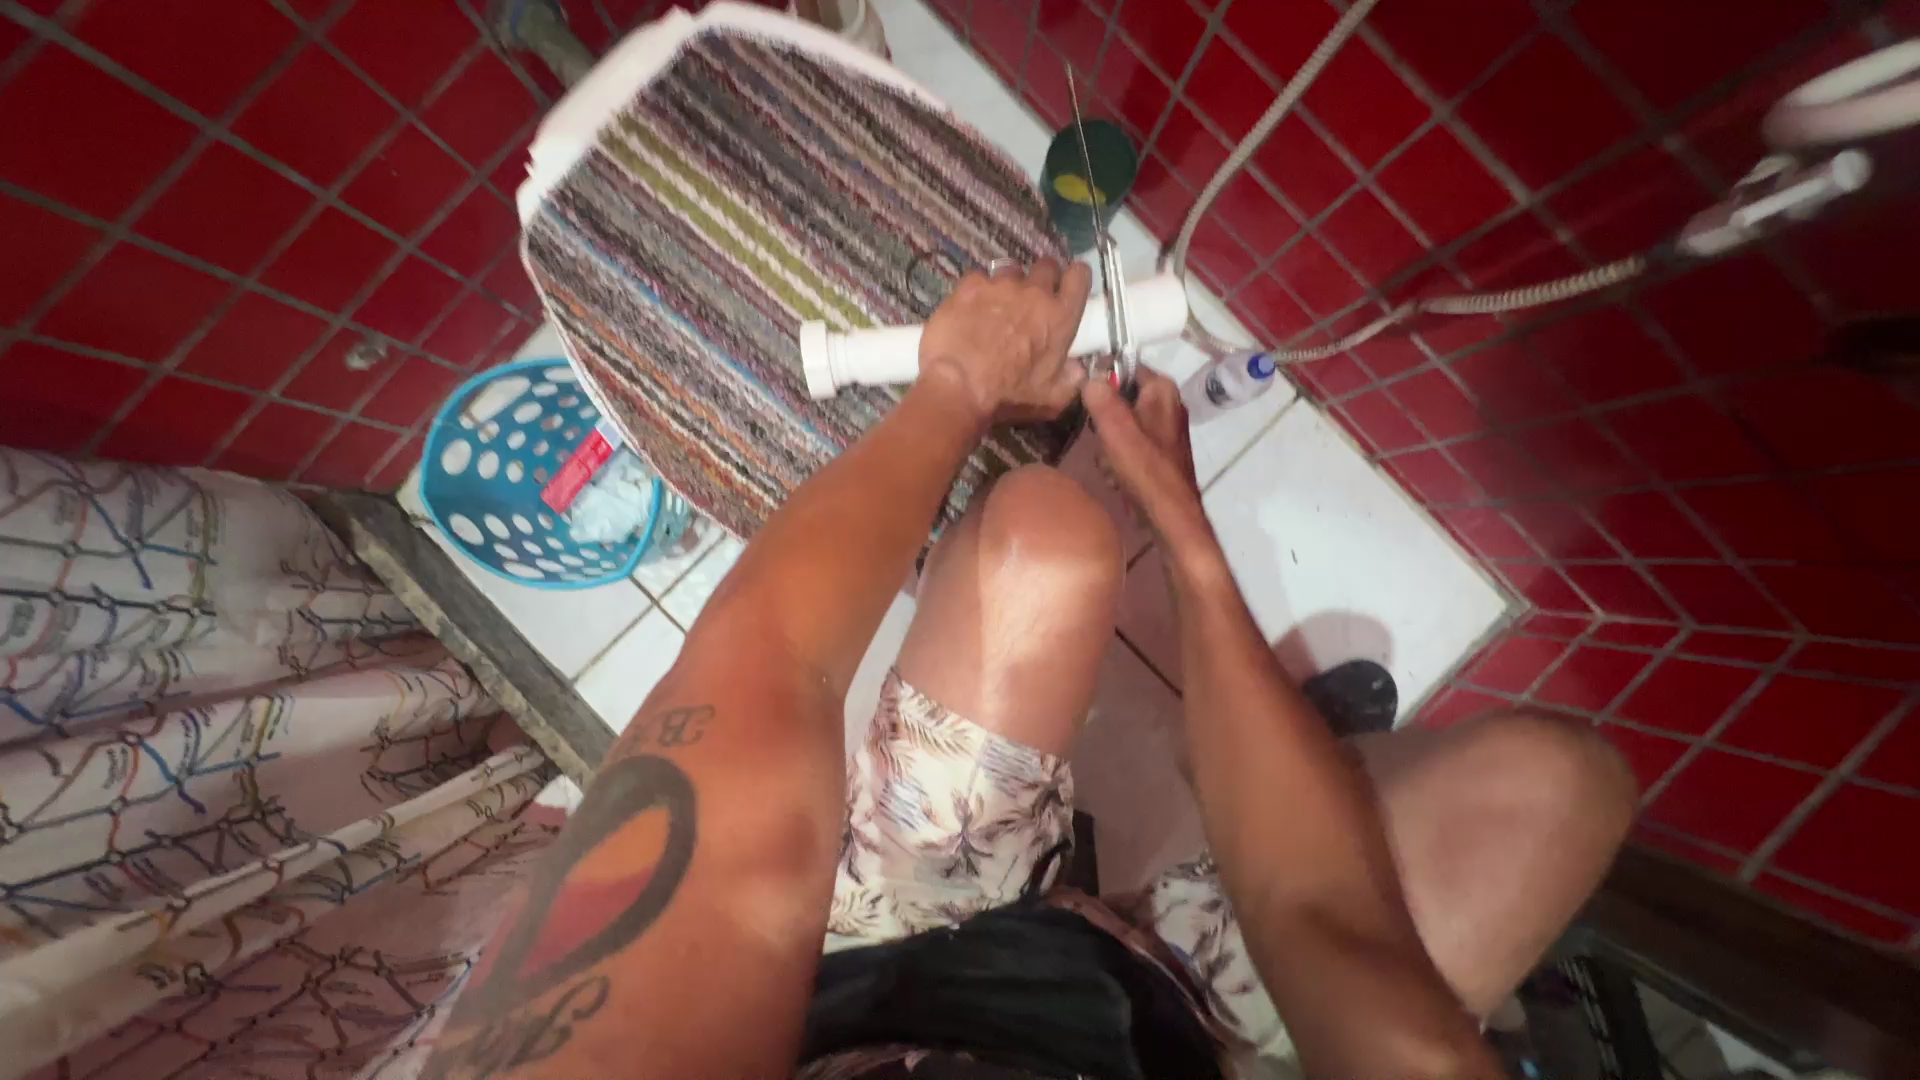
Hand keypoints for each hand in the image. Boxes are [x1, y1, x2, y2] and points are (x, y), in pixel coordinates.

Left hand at [918, 257, 1093, 423]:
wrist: (959, 388)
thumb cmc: (1008, 397)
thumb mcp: (1052, 399)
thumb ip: (1071, 380)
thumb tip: (1077, 369)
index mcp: (1060, 317)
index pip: (1079, 276)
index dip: (1074, 278)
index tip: (1066, 288)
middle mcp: (1034, 292)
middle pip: (1046, 266)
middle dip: (1042, 279)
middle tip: (1030, 302)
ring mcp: (1001, 285)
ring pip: (1011, 270)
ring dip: (1009, 285)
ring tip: (997, 306)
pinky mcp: (970, 286)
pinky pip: (979, 279)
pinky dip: (978, 291)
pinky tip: (970, 310)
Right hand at [1082, 369, 1209, 549]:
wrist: (1170, 516)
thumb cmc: (1145, 470)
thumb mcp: (1115, 429)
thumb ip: (1100, 398)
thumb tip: (1087, 376)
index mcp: (1161, 389)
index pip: (1125, 366)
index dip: (1101, 379)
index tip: (1083, 398)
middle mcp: (1167, 403)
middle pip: (1120, 398)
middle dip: (1103, 420)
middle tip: (1100, 439)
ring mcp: (1164, 429)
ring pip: (1120, 424)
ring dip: (1108, 444)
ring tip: (1109, 463)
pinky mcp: (1159, 452)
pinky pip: (1128, 444)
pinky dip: (1119, 458)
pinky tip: (1117, 475)